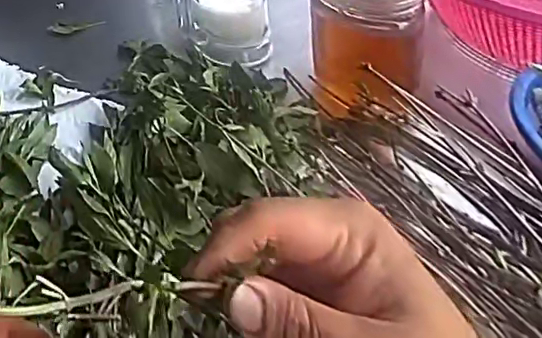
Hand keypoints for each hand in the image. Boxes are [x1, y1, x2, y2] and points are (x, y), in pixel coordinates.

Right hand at [188, 198, 471, 337]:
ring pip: (253, 258)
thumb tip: (231, 297)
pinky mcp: (312, 286)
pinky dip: (251, 302)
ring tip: (211, 312)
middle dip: (226, 264)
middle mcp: (325, 230)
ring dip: (233, 285)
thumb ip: (305, 322)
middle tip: (197, 304)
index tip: (193, 283)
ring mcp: (316, 257)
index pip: (269, 218)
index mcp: (348, 225)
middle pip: (254, 232)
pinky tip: (242, 318)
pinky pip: (268, 284)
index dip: (227, 246)